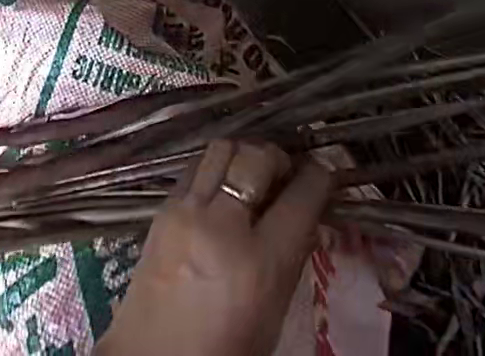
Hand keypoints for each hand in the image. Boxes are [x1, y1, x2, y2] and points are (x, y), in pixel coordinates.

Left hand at [97, 140, 333, 355]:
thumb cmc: (225, 347)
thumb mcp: (274, 311)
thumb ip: (292, 256)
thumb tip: (307, 210)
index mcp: (259, 264)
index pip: (300, 197)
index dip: (318, 177)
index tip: (322, 172)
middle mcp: (222, 227)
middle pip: (257, 157)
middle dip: (278, 157)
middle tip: (283, 173)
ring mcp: (187, 212)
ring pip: (222, 148)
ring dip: (243, 154)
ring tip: (251, 173)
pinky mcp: (162, 208)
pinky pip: (194, 166)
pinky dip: (214, 166)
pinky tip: (220, 186)